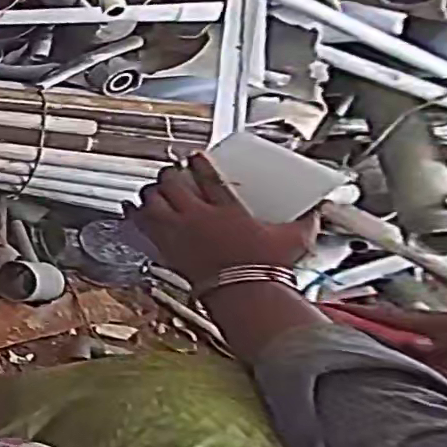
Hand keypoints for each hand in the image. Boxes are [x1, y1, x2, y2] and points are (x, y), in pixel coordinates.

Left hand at [126, 152, 318, 287]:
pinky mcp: (162, 245)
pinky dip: (132, 214)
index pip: (208, 177)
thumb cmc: (266, 266)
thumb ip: (305, 218)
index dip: (198, 163)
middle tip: (171, 172)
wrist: (242, 290)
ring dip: (150, 192)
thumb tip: (317, 209)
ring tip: (153, 189)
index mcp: (227, 209)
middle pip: (171, 184)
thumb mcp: (295, 237)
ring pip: (150, 201)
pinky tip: (129, 207)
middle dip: (168, 174)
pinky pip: (139, 224)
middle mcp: (196, 217)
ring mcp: (175, 231)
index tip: (193, 156)